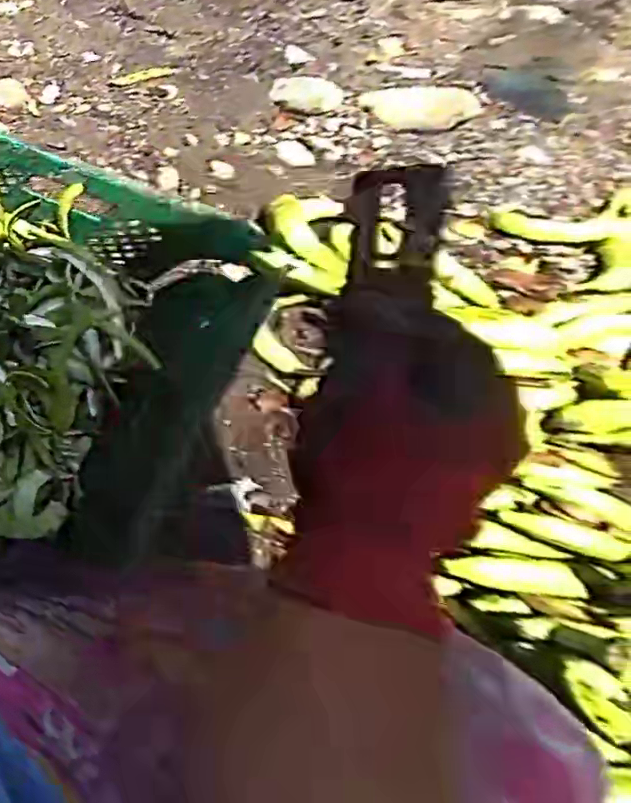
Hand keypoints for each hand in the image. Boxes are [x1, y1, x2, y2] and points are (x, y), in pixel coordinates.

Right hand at [272, 288, 525, 638]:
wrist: (369, 546)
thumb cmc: (360, 464)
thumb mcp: (360, 393)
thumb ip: (375, 341)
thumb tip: (372, 298)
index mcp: (487, 400)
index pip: (448, 333)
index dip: (398, 310)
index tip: (348, 301)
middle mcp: (502, 422)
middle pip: (449, 362)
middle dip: (394, 342)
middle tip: (342, 333)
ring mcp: (484, 453)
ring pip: (439, 392)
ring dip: (392, 372)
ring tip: (344, 369)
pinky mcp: (457, 474)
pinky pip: (433, 420)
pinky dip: (397, 403)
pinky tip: (360, 410)